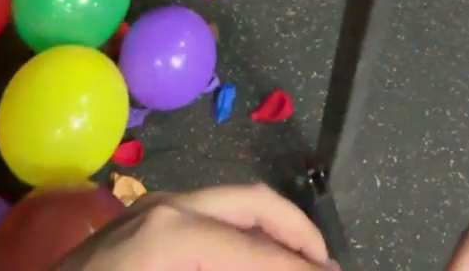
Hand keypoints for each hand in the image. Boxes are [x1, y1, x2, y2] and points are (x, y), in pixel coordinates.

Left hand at [53, 183, 332, 270]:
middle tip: (328, 264)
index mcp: (175, 234)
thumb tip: (278, 266)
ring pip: (231, 206)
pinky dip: (237, 235)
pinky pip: (206, 217)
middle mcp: (168, 206)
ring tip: (295, 263)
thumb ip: (235, 268)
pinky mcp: (139, 222)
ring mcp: (150, 208)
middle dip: (296, 233)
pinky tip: (246, 259)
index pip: (260, 252)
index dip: (302, 268)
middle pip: (253, 204)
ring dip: (268, 232)